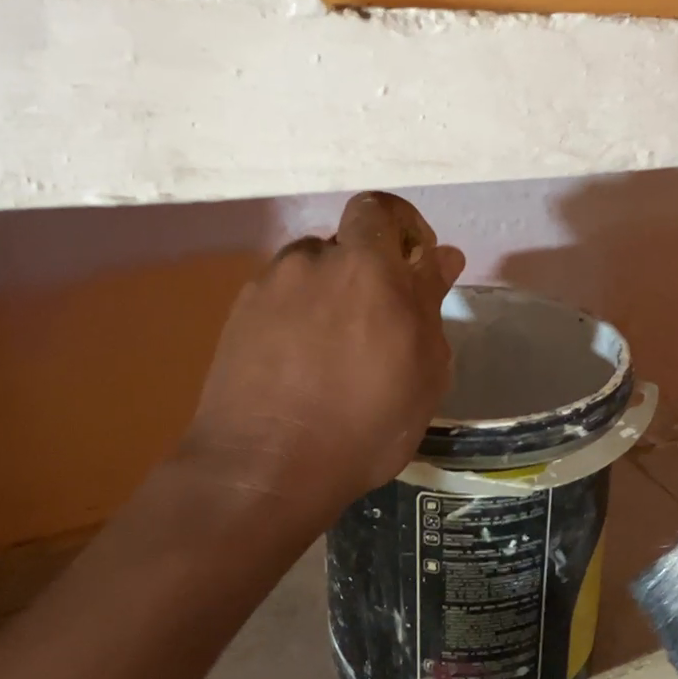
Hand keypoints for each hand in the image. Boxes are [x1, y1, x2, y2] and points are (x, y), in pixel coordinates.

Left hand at [181, 192, 464, 514]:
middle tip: (378, 325)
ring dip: (327, 296)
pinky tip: (300, 368)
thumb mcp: (424, 369)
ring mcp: (267, 288)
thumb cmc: (364, 423)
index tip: (413, 265)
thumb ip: (429, 300)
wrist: (263, 469)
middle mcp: (310, 262)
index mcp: (364, 266)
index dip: (401, 226)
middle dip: (365, 273)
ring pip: (309, 273)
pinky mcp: (237, 318)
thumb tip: (441, 256)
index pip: (380, 209)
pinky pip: (278, 301)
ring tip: (333, 353)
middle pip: (344, 245)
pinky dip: (295, 320)